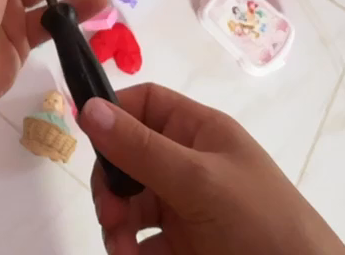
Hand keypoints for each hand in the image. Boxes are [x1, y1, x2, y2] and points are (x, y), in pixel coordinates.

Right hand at [83, 84, 344, 254]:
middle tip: (109, 213)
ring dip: (116, 223)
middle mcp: (188, 164)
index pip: (144, 104)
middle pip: (127, 157)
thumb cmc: (260, 223)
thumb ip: (141, 148)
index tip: (88, 138)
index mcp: (199, 132)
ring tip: (121, 247)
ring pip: (129, 203)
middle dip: (111, 182)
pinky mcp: (184, 249)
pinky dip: (129, 250)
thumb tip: (85, 106)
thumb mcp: (199, 181)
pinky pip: (141, 243)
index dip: (114, 114)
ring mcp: (186, 209)